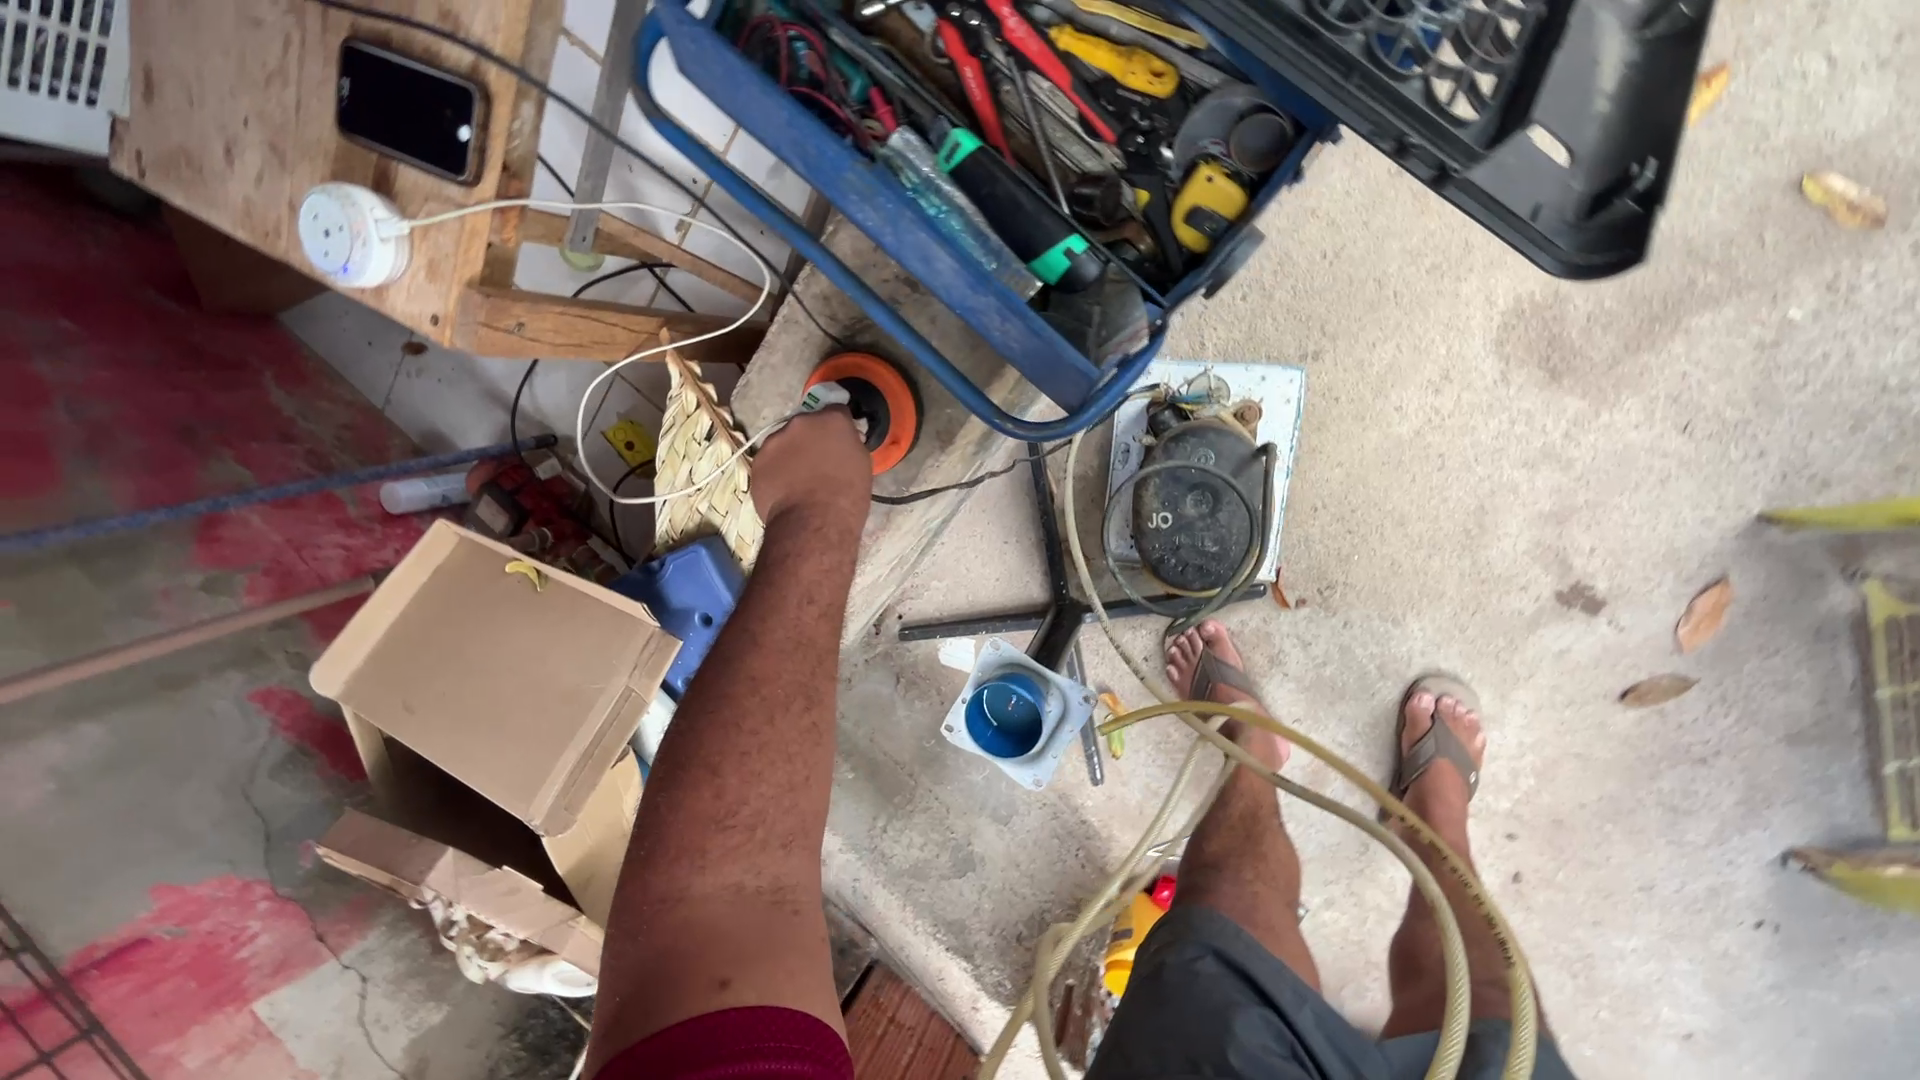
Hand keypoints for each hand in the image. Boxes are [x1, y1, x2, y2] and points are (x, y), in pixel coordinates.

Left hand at [750, 407, 872, 525]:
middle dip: (810, 440)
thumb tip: (842, 445)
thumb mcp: (861, 465)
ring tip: (797, 481)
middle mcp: (801, 422)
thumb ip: (849, 446)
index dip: (838, 428)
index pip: (837, 411)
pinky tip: (784, 490)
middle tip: (817, 464)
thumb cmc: (847, 496)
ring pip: (783, 443)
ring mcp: (775, 440)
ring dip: (790, 455)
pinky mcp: (757, 461)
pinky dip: (775, 472)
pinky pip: (769, 462)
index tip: (839, 442)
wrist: (813, 522)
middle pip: (806, 425)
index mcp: (832, 420)